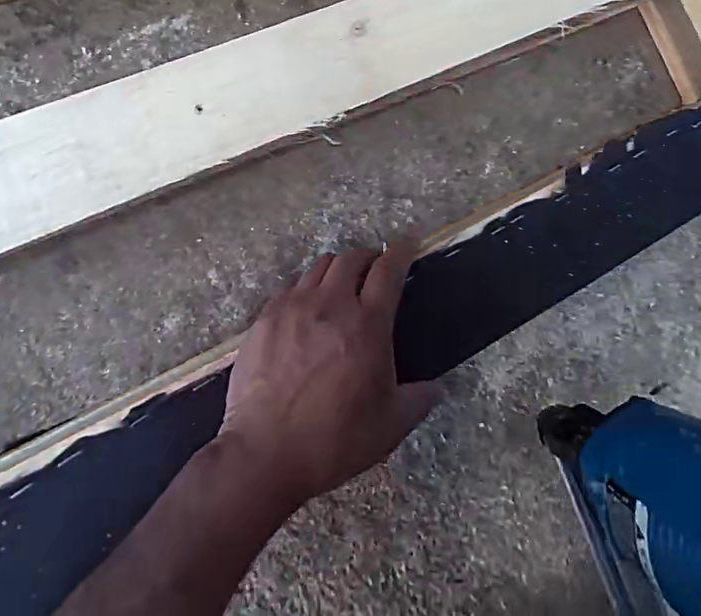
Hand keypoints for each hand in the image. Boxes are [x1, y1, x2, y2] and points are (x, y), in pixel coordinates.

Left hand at [217, 240, 440, 508]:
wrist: (262, 458)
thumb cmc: (334, 440)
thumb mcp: (391, 425)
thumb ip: (420, 400)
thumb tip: (438, 388)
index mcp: (368, 325)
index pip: (389, 269)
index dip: (402, 250)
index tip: (409, 243)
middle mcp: (332, 306)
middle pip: (352, 258)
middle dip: (369, 258)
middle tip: (374, 272)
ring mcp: (293, 310)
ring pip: (320, 267)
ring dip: (337, 269)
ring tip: (341, 287)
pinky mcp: (264, 322)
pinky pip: (290, 287)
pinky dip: (306, 288)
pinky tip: (307, 310)